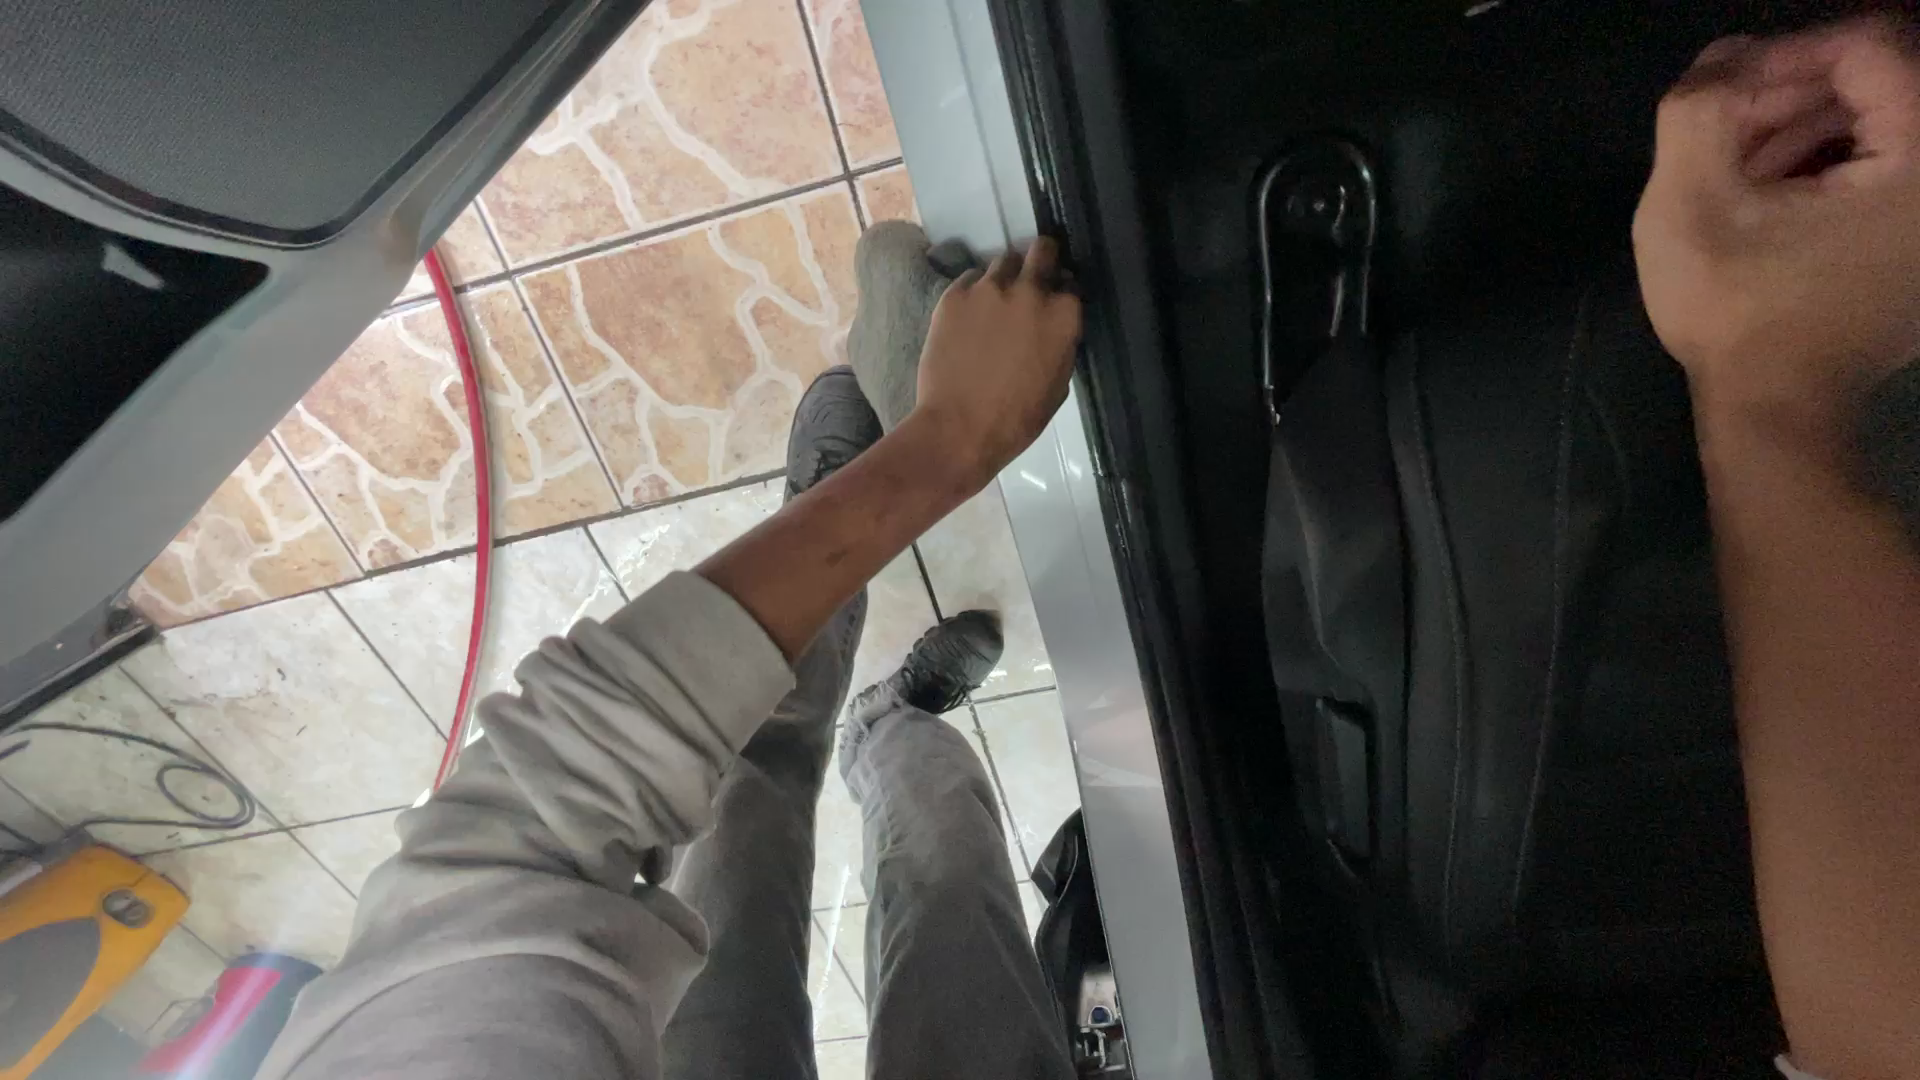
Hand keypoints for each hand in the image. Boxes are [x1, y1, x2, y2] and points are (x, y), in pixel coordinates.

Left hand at [904, 236, 1082, 487]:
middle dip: (1040, 261)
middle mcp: (1029, 292)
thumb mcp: (1057, 386)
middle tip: (1031, 279)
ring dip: (1005, 278)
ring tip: (994, 304)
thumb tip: (1055, 329)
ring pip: (1003, 261)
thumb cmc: (1016, 421)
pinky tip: (968, 317)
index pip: (1071, 284)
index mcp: (1063, 316)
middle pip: (1042, 252)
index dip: (1062, 292)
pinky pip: (969, 279)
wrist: (958, 429)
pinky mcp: (954, 296)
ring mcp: (989, 290)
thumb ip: (1061, 346)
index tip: (1054, 302)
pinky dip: (973, 292)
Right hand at [1634, 17, 1919, 430]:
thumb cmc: (1731, 306)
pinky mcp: (1919, 228)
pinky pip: (1880, 160)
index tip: (1709, 100)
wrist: (1775, 398)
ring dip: (1794, 129)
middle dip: (1784, 96)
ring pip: (1878, 118)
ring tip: (1722, 173)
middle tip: (1709, 140)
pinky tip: (1759, 196)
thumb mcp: (1685, 209)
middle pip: (1881, 76)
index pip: (1871, 44)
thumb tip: (1716, 59)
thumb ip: (1695, 118)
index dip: (1780, 57)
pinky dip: (1818, 162)